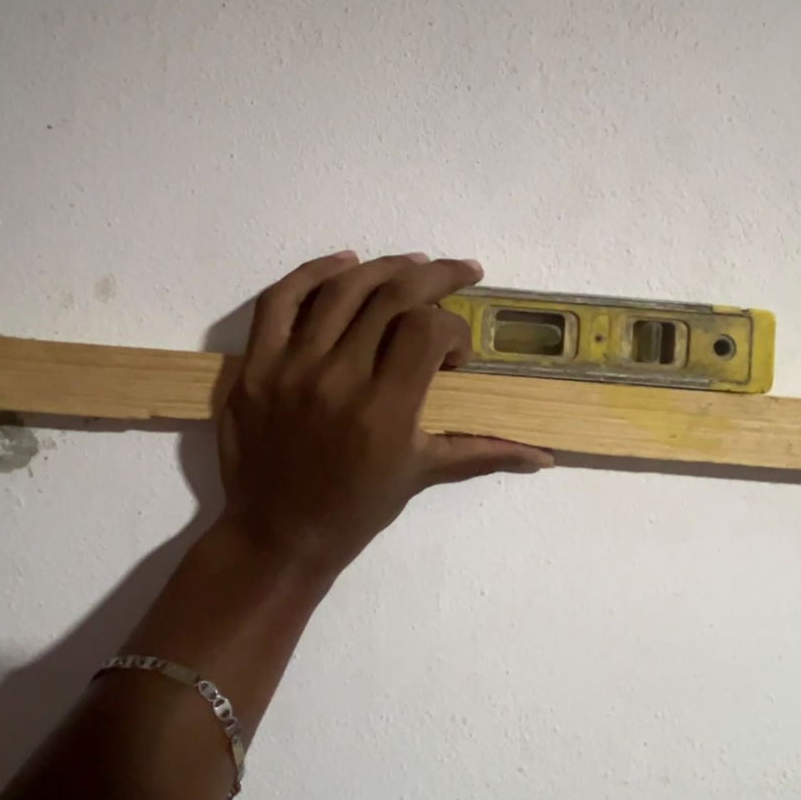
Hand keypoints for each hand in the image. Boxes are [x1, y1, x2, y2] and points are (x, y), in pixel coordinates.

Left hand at [215, 251, 553, 578]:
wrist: (277, 536)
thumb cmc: (357, 509)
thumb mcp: (422, 476)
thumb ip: (485, 452)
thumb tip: (546, 456)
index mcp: (384, 411)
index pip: (429, 330)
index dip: (455, 329)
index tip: (457, 355)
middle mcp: (338, 380)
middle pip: (392, 297)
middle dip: (436, 276)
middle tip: (460, 272)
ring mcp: (289, 368)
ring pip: (340, 289)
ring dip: (384, 267)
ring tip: (414, 264)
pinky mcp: (254, 365)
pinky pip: (279, 299)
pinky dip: (313, 272)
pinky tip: (345, 263)